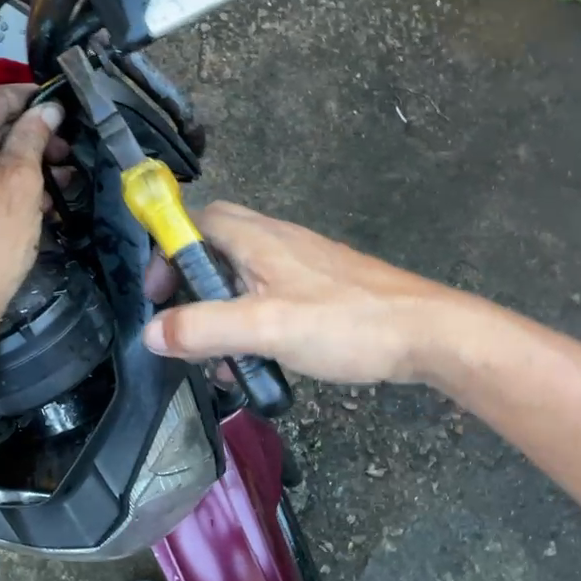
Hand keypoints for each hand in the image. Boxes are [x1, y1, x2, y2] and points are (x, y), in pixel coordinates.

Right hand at [142, 202, 471, 384]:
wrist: (429, 335)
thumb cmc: (345, 323)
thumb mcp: (264, 327)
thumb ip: (203, 328)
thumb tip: (152, 333)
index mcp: (258, 239)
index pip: (196, 220)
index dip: (168, 250)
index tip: (157, 293)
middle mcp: (276, 242)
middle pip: (215, 248)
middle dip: (190, 285)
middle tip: (181, 324)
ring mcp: (301, 266)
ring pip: (241, 277)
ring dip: (218, 311)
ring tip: (214, 355)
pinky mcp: (319, 291)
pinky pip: (267, 298)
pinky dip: (248, 323)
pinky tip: (255, 359)